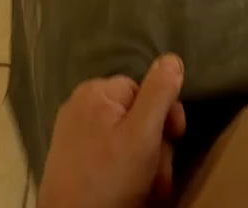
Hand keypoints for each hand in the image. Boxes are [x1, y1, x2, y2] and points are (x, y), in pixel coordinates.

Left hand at [36, 54, 186, 207]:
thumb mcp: (143, 133)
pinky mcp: (72, 162)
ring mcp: (74, 136)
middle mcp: (81, 107)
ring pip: (127, 138)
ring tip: (149, 186)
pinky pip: (110, 154)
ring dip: (146, 161)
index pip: (146, 89)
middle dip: (156, 143)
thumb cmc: (108, 180)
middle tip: (160, 172)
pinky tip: (132, 189)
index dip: (165, 114)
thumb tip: (172, 58)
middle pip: (138, 114)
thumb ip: (160, 92)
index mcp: (95, 92)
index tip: (175, 138)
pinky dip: (126, 171)